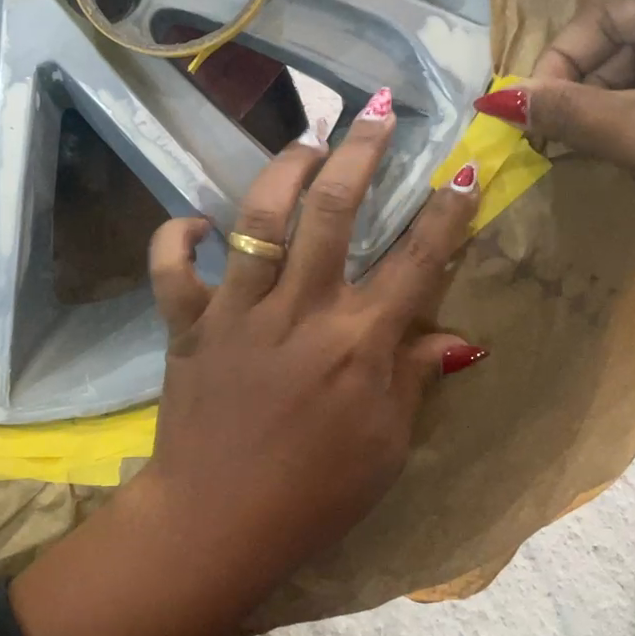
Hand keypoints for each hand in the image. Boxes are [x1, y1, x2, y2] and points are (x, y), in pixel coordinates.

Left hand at [10, 95, 484, 635]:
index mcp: (359, 342)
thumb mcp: (387, 446)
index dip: (447, 212)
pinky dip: (177, 238)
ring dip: (282, 173)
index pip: (417, 261)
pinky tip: (196, 221)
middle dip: (359, 155)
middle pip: (334, 212)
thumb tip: (458, 334)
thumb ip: (416, 378)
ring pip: (258, 221)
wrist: (217, 520)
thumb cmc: (314, 493)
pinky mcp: (187, 323)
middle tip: (372, 115)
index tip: (463, 169)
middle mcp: (300, 311)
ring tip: (305, 146)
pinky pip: (171, 268)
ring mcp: (238, 312)